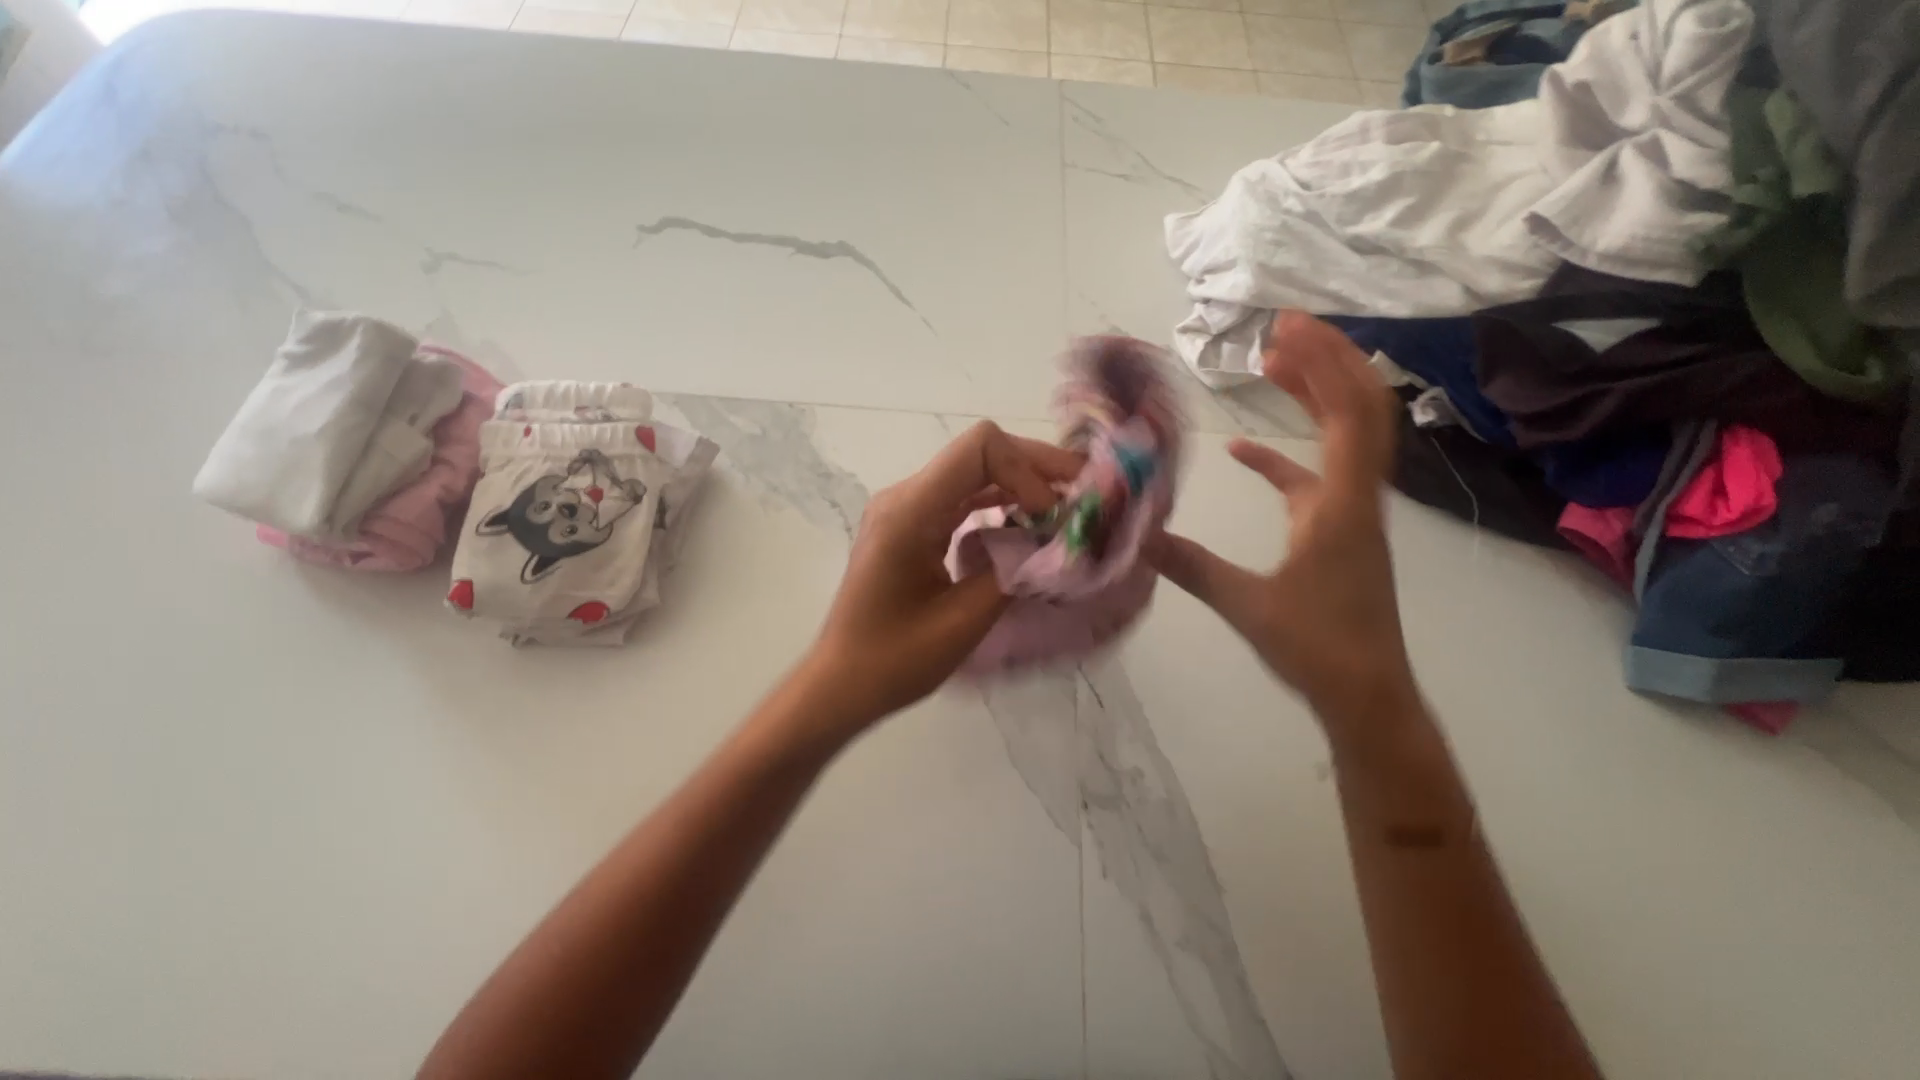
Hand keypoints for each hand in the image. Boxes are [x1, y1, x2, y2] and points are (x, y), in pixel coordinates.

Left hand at [795, 421, 1082, 734]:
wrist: (841, 684)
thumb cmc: (895, 660)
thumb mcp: (964, 621)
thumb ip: (1015, 572)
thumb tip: (1062, 541)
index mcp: (909, 512)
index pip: (979, 448)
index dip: (1027, 470)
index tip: (1052, 515)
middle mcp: (905, 497)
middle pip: (981, 453)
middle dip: (1036, 468)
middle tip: (1086, 493)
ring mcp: (906, 509)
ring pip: (976, 471)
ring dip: (1023, 484)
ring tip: (1068, 508)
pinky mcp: (912, 526)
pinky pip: (963, 497)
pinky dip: (1001, 504)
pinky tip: (1031, 525)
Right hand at [1150, 311, 1417, 739]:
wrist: (1367, 695)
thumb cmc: (1315, 647)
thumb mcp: (1245, 604)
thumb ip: (1189, 566)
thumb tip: (1134, 537)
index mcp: (1341, 505)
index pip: (1346, 414)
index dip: (1321, 364)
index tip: (1283, 329)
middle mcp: (1357, 497)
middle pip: (1361, 408)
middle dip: (1325, 360)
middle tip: (1280, 328)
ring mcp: (1352, 514)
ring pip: (1346, 437)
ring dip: (1315, 395)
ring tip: (1271, 363)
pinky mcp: (1340, 532)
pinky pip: (1317, 478)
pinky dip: (1284, 456)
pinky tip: (1243, 450)